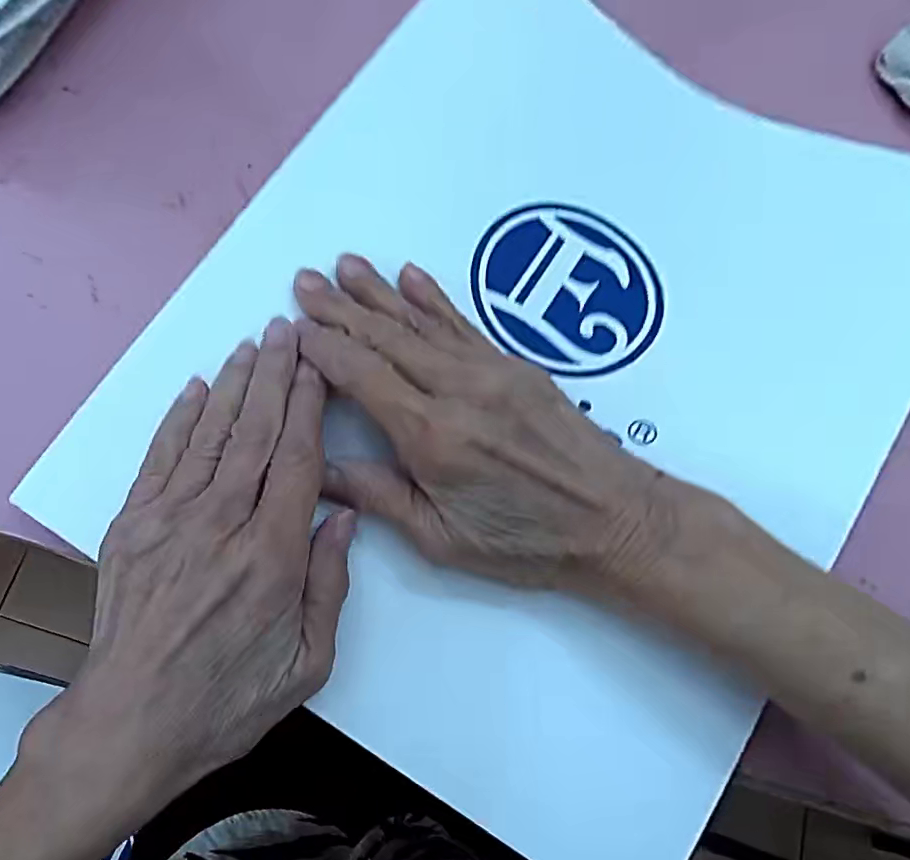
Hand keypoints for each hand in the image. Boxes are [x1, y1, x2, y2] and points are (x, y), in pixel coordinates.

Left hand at [23, 319, 355, 808]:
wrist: (132, 721)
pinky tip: (195, 390)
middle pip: (255, 434)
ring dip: (232, 387)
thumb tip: (342, 520)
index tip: (318, 367)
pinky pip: (160, 459)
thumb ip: (328, 588)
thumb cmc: (225, 703)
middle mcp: (221, 525)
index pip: (297, 460)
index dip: (309, 406)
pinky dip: (179, 420)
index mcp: (271, 558)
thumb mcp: (305, 665)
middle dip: (275, 377)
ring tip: (251, 347)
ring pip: (210, 436)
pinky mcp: (131, 527)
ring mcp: (169, 521)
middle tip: (288, 331)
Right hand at [293, 255, 691, 594]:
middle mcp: (459, 392)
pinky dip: (433, 301)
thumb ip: (379, 496)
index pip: (362, 376)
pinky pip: (463, 326)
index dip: (324, 349)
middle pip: (386, 338)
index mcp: (432, 437)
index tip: (294, 330)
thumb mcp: (440, 538)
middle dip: (340, 309)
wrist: (615, 522)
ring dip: (378, 293)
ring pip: (422, 323)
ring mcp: (492, 373)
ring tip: (344, 266)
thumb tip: (320, 470)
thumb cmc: (525, 544)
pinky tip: (411, 278)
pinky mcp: (517, 368)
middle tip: (305, 282)